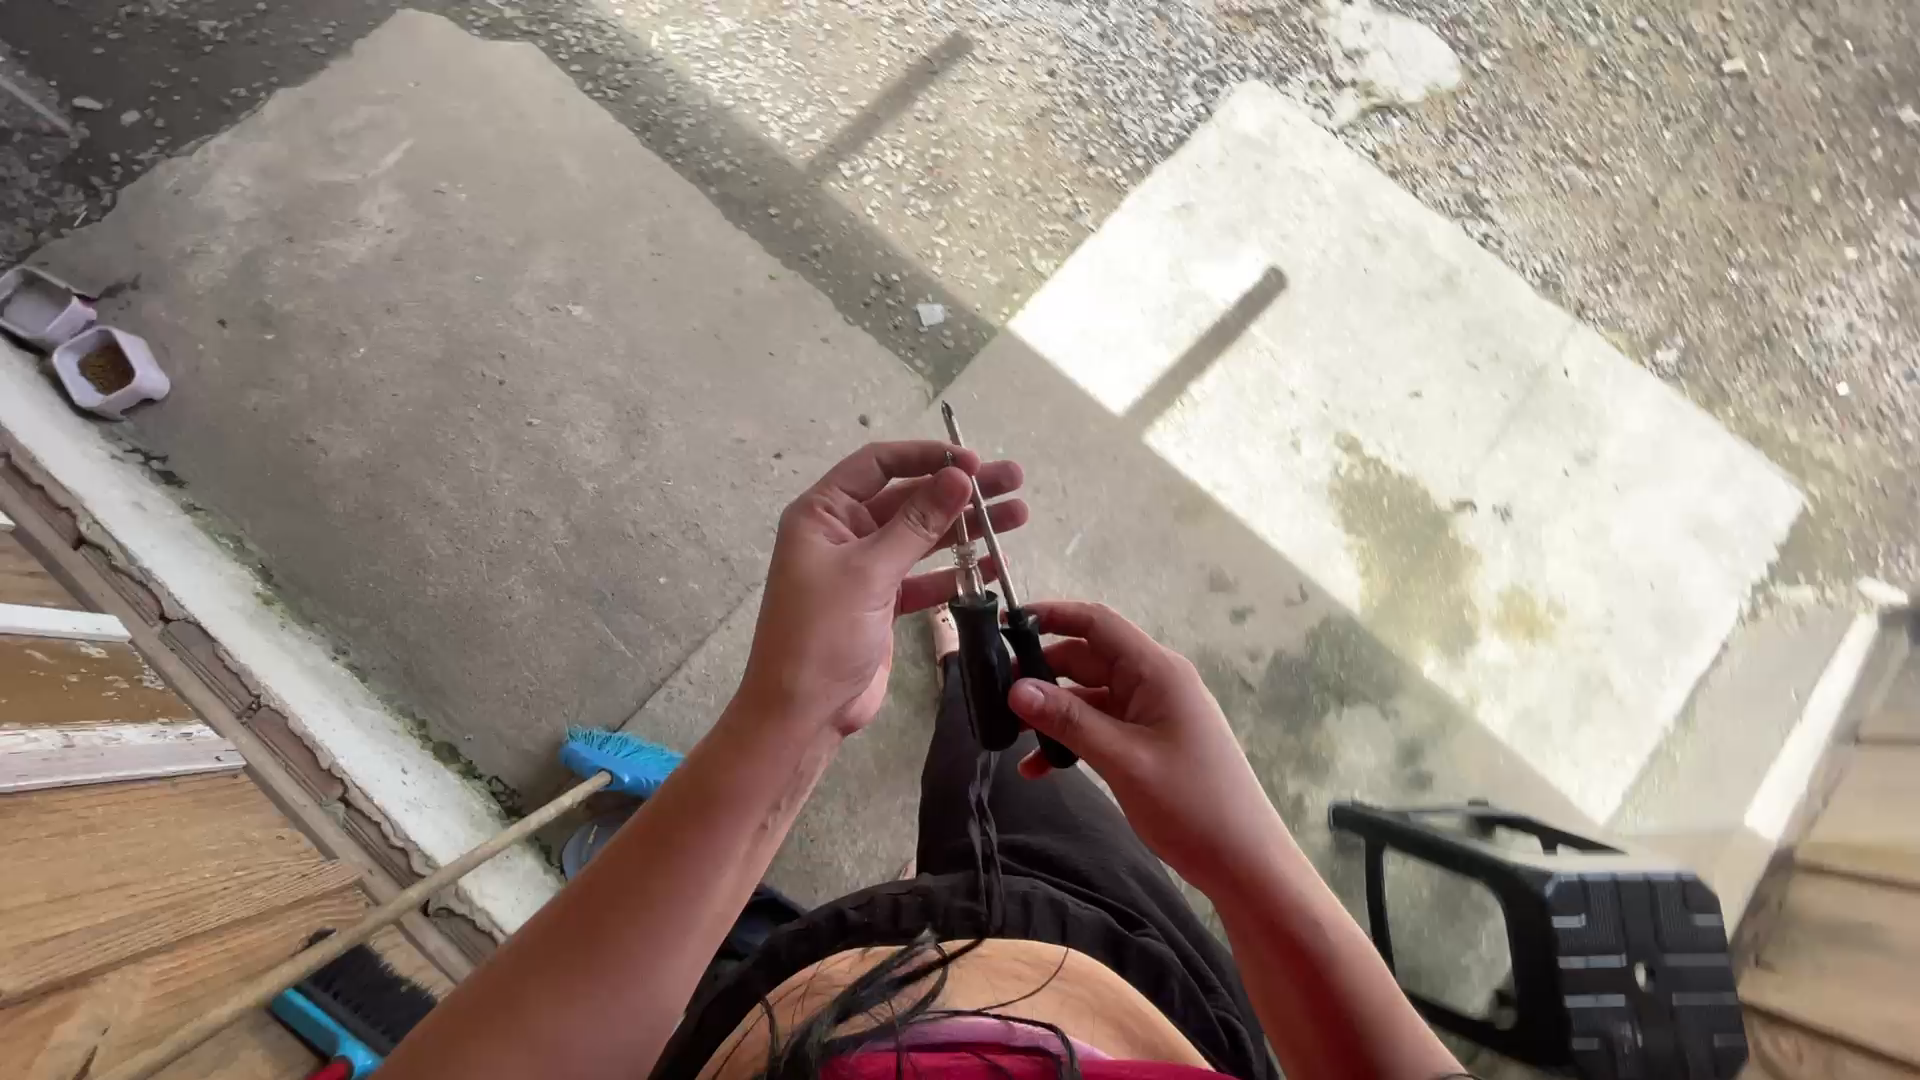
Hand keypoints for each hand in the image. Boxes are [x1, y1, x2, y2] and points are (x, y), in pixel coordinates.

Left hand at [736, 441, 1027, 737]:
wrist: (802, 712)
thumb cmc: (821, 634)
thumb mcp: (868, 572)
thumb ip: (916, 523)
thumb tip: (959, 476)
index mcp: (824, 513)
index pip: (878, 465)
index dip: (926, 457)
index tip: (973, 462)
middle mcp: (844, 533)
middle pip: (909, 498)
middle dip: (960, 490)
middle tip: (1012, 480)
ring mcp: (866, 568)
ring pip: (923, 536)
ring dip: (967, 527)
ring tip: (1018, 515)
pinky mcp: (883, 601)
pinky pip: (925, 576)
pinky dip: (956, 570)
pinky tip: (992, 564)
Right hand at [1007, 601, 1285, 896]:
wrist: (1245, 864)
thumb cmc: (1192, 805)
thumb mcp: (1123, 760)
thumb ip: (1068, 721)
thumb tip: (1015, 688)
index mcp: (1156, 671)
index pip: (1097, 623)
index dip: (1052, 615)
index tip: (1006, 623)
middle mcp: (1152, 683)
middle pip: (1086, 661)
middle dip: (1041, 673)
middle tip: (994, 693)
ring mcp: (1149, 713)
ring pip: (1087, 698)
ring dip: (1050, 713)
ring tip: (1007, 731)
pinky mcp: (1145, 742)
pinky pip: (1098, 729)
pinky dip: (1068, 741)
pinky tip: (1036, 767)